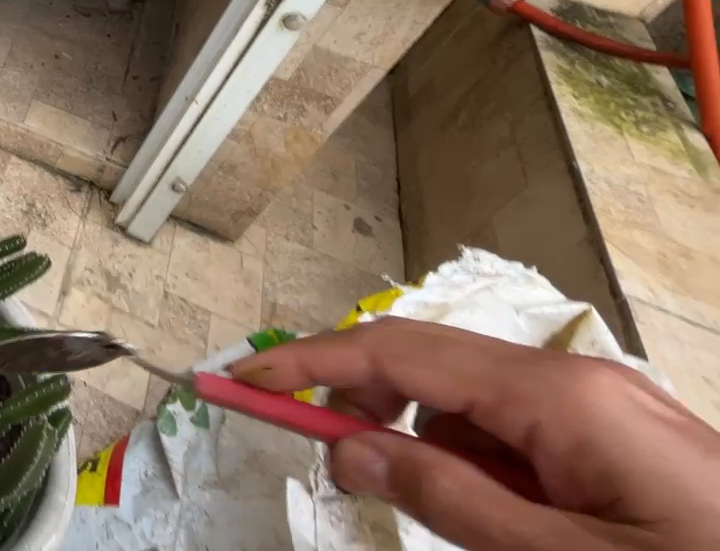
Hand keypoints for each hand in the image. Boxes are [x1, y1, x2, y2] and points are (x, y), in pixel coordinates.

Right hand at [230, 318, 719, 549]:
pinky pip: (512, 428)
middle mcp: (573, 379)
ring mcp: (602, 406)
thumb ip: (448, 500)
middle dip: (355, 395)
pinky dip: (473, 459)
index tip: (243, 382)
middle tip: (319, 448)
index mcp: (556, 394)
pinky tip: (494, 511)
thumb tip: (347, 448)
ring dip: (418, 436)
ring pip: (464, 396)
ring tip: (418, 496)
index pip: (392, 353)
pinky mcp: (621, 438)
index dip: (306, 361)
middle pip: (421, 358)